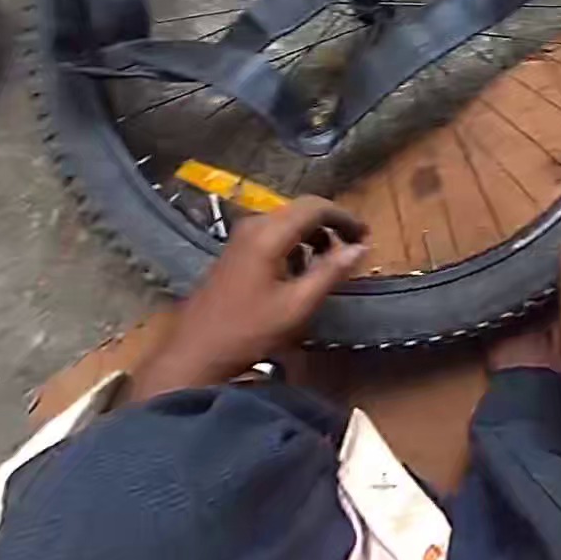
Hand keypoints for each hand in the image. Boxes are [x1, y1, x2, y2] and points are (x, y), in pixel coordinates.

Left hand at [125, 196, 367, 402]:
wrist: (195, 352)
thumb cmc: (248, 330)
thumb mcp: (297, 305)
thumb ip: (330, 272)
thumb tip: (360, 248)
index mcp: (269, 233)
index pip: (315, 207)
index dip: (344, 217)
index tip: (366, 235)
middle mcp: (255, 224)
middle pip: (301, 210)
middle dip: (331, 225)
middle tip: (354, 247)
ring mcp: (242, 235)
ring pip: (287, 221)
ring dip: (313, 236)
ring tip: (330, 264)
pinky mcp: (236, 249)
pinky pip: (273, 233)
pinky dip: (294, 244)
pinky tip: (300, 272)